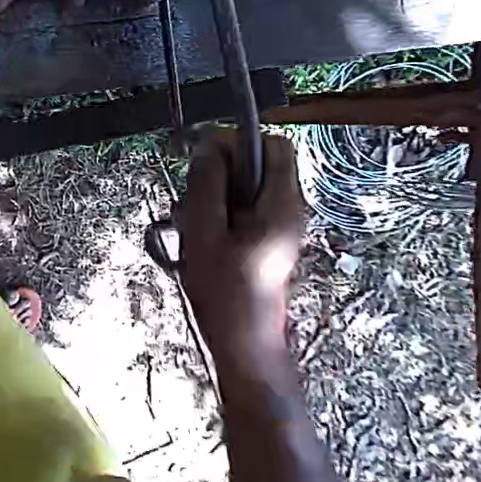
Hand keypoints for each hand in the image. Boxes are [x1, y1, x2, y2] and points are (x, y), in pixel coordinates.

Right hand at [179, 128, 307, 381]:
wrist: (242, 340)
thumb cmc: (224, 290)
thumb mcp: (205, 230)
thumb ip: (207, 183)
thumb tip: (207, 145)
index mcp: (281, 204)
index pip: (273, 144)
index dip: (236, 141)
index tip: (202, 155)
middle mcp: (289, 209)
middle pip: (257, 164)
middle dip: (219, 170)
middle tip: (192, 194)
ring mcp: (280, 224)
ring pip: (245, 185)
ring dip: (214, 193)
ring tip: (192, 219)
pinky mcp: (268, 238)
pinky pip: (242, 207)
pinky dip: (219, 211)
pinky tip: (200, 233)